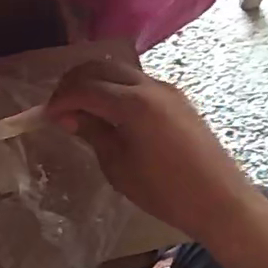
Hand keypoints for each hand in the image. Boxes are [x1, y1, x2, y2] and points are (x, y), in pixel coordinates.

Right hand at [46, 59, 267, 253]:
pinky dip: (115, 89)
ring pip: (120, 70)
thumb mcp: (118, 166)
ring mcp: (167, 90)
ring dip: (95, 82)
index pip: (85, 88)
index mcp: (133, 104)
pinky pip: (137, 82)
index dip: (60, 100)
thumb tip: (68, 116)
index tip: (46, 117)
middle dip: (74, 83)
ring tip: (80, 109)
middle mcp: (150, 86)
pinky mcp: (177, 99)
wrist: (220, 200)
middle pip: (101, 67)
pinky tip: (108, 112)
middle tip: (59, 107)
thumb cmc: (165, 191)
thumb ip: (93, 133)